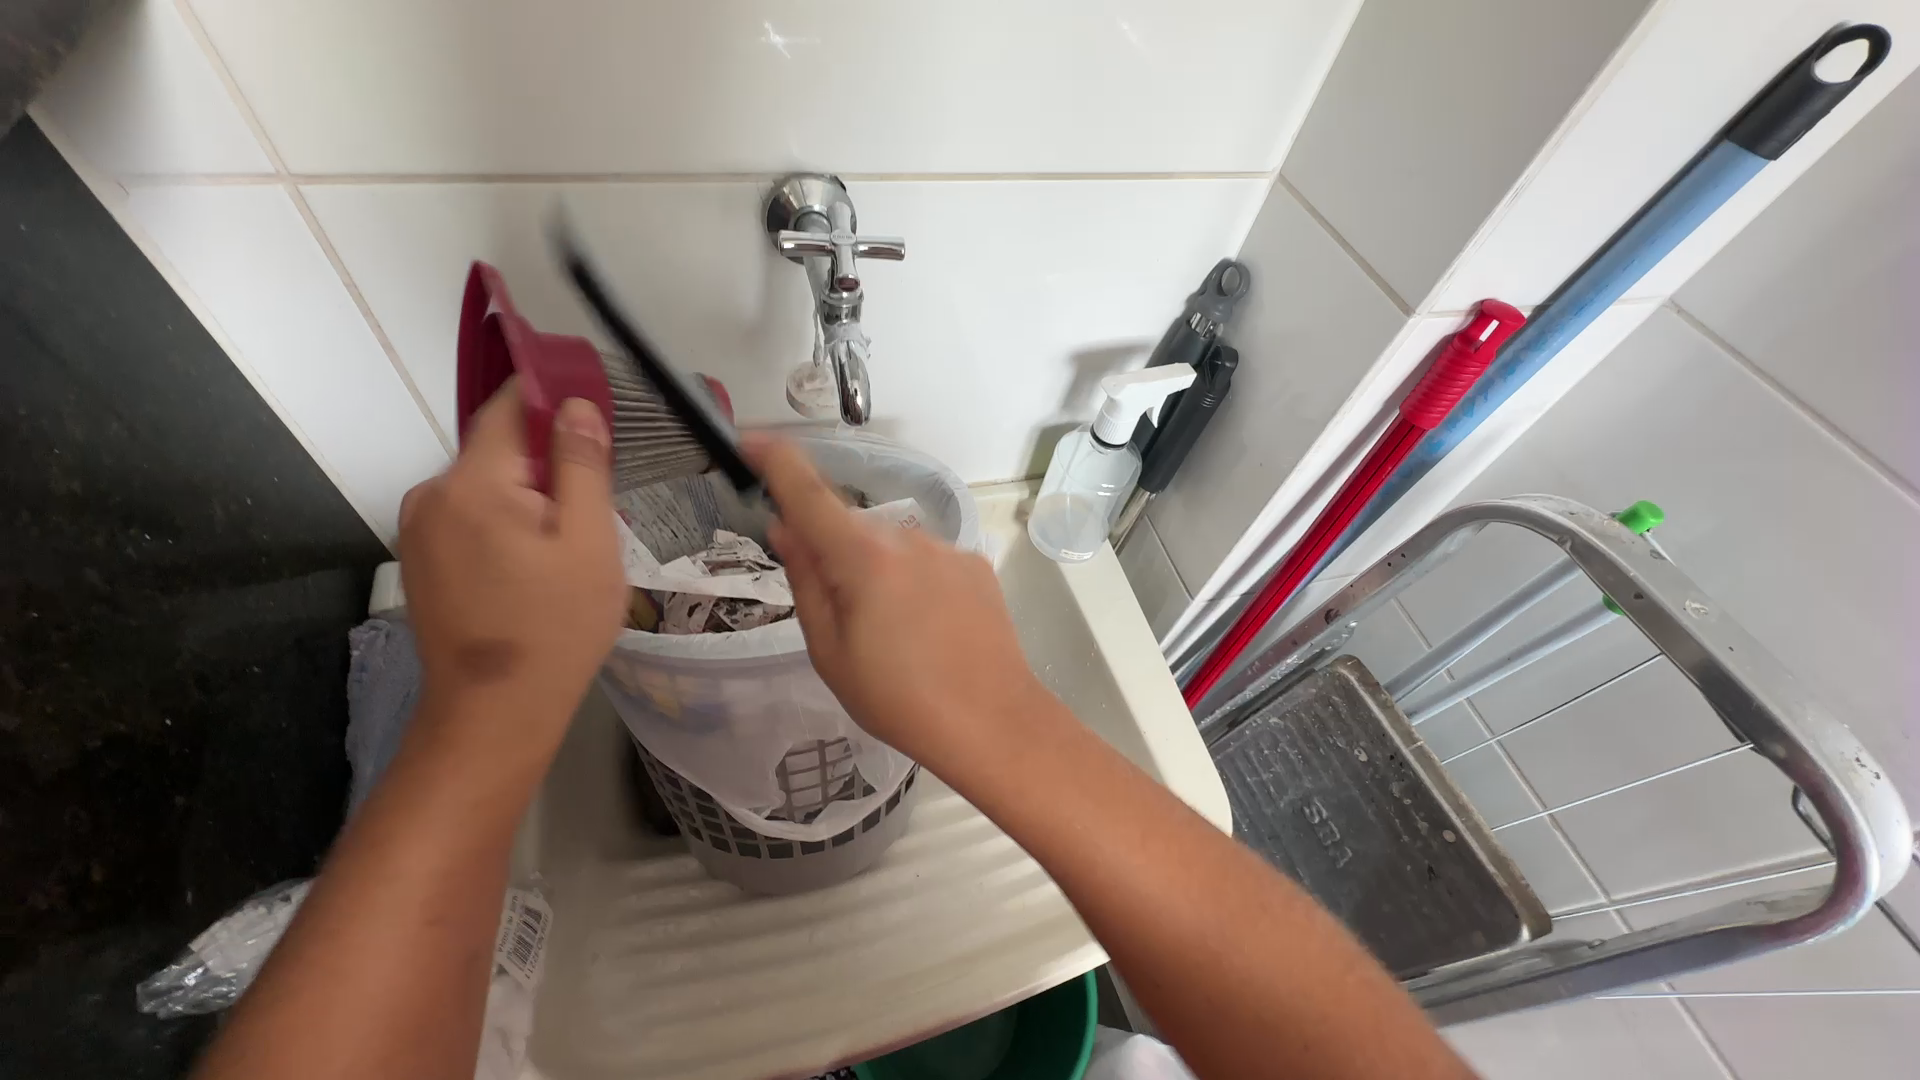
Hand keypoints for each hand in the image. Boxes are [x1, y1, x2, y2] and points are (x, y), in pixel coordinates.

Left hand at [397, 383, 625, 753]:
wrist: (496, 710)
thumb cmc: (557, 623)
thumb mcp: (589, 540)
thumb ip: (582, 465)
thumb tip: (576, 405)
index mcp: (473, 483)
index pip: (511, 407)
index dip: (554, 398)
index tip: (596, 411)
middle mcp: (431, 495)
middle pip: (501, 452)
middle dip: (550, 467)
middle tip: (596, 514)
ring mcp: (419, 531)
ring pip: (489, 489)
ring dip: (531, 502)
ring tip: (569, 553)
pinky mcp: (423, 562)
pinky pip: (472, 520)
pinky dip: (508, 528)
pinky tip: (535, 572)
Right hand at [744, 434, 1050, 766]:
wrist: (993, 722)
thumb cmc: (899, 699)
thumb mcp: (829, 652)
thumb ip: (805, 581)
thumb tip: (785, 528)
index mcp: (863, 556)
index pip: (807, 490)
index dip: (774, 459)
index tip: (751, 442)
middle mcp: (908, 537)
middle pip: (851, 529)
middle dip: (834, 558)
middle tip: (843, 621)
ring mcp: (948, 547)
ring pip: (890, 547)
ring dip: (877, 573)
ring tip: (896, 637)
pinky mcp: (976, 565)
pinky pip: (926, 562)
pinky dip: (914, 583)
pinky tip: (929, 630)